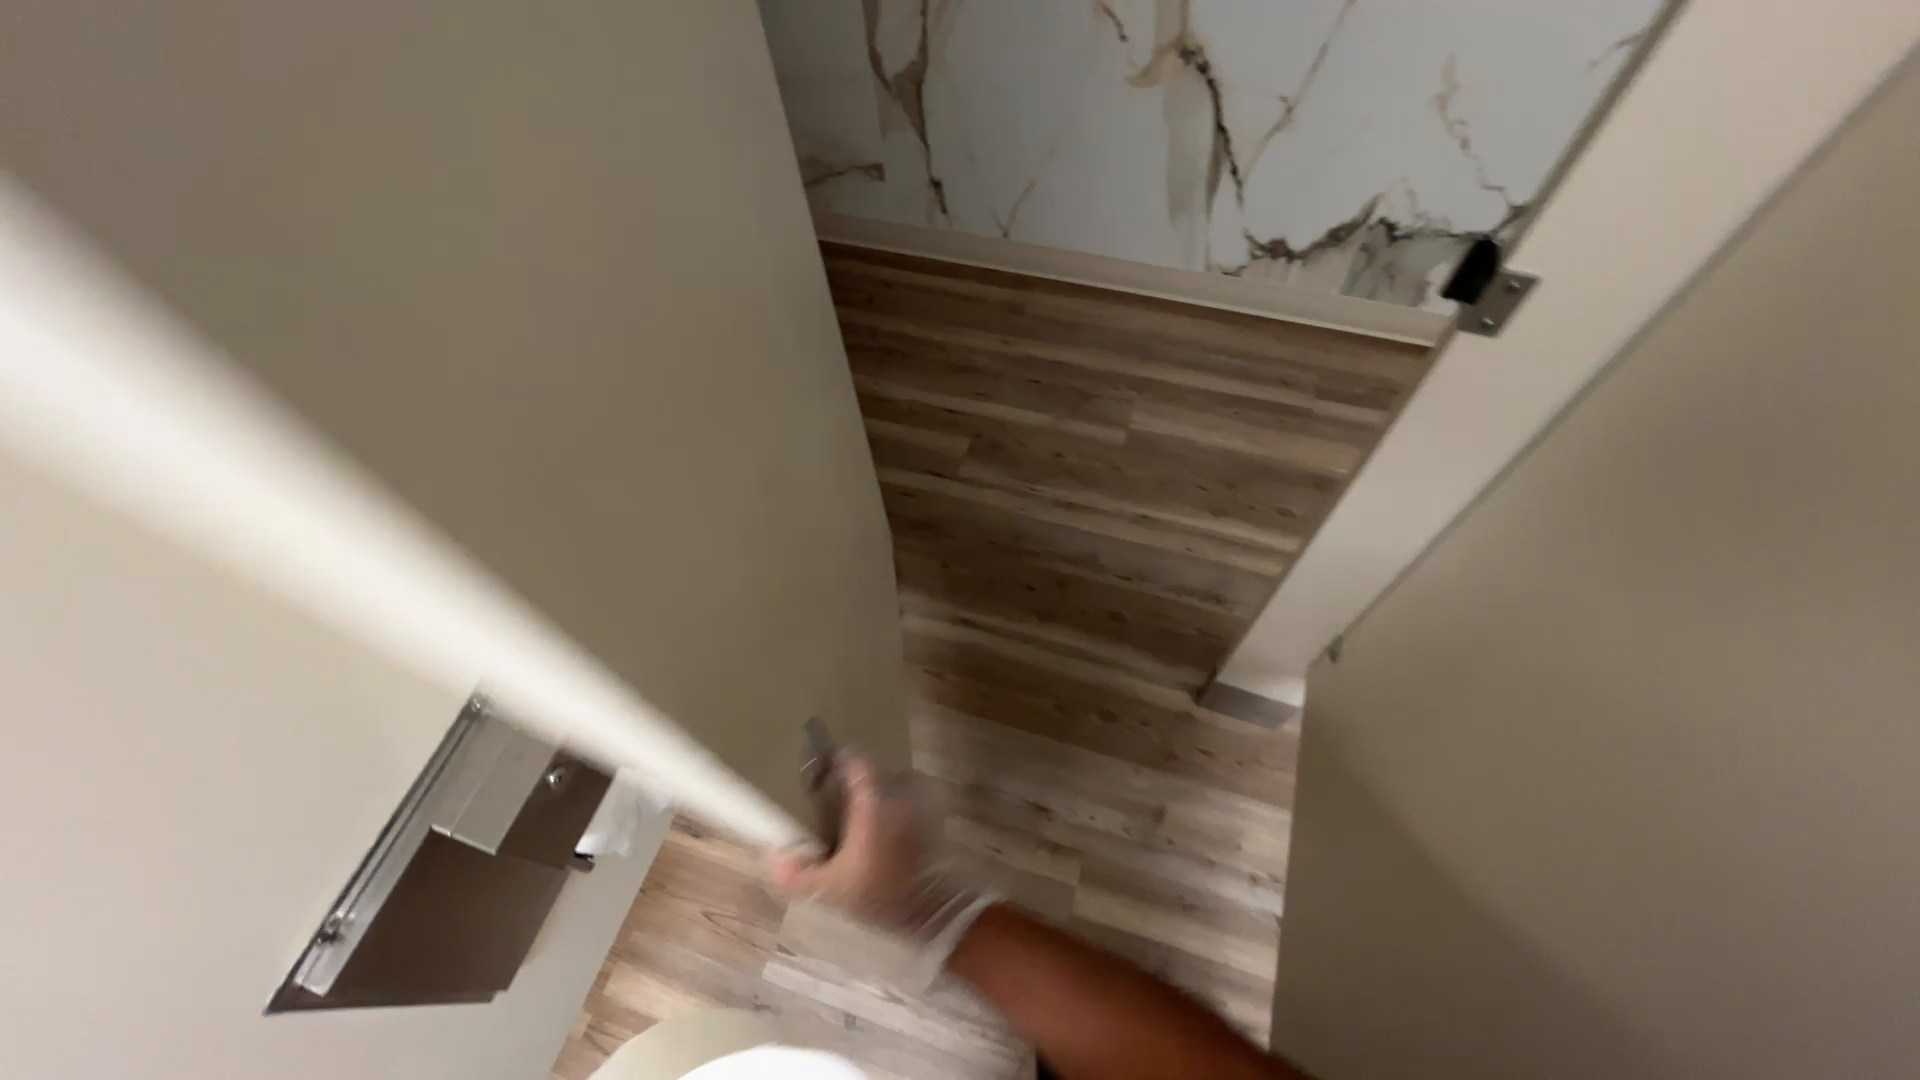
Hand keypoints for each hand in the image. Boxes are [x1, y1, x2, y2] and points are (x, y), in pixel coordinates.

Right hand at [766, 751, 997, 981]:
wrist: (934, 910)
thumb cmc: (880, 893)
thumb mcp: (832, 889)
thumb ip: (798, 875)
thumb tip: (776, 859)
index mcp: (872, 801)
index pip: (855, 760)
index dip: (837, 761)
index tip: (823, 774)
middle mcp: (899, 793)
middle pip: (876, 771)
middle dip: (858, 781)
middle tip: (840, 801)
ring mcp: (921, 803)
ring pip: (898, 782)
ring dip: (883, 791)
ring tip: (866, 814)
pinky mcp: (936, 817)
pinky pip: (915, 798)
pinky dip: (903, 805)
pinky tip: (891, 829)